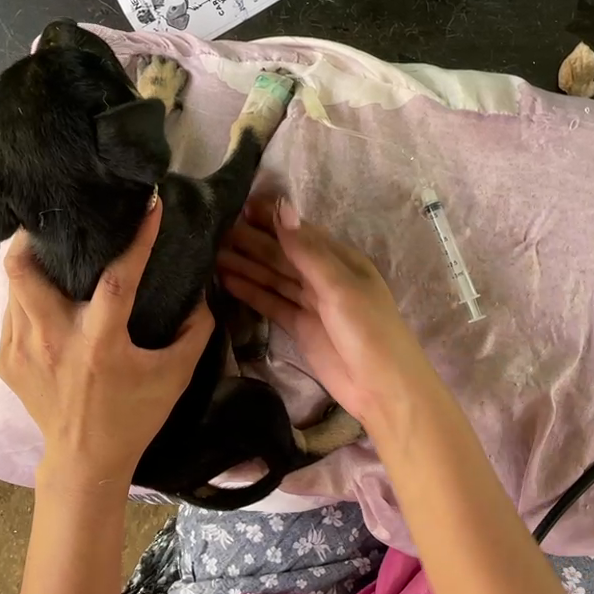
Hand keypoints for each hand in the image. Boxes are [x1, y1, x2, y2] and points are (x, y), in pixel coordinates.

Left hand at [0, 198, 213, 489]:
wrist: (85, 460)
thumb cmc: (135, 415)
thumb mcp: (176, 374)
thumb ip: (195, 329)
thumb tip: (199, 291)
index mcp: (98, 343)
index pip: (117, 277)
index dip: (138, 239)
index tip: (150, 206)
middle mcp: (52, 339)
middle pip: (23, 269)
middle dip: (34, 236)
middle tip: (57, 223)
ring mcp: (22, 349)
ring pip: (13, 286)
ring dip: (31, 263)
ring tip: (51, 252)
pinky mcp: (6, 360)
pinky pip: (13, 313)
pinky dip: (29, 297)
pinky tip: (47, 298)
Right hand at [216, 197, 439, 432]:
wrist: (382, 388)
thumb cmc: (369, 330)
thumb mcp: (339, 286)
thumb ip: (307, 250)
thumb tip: (281, 207)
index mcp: (341, 260)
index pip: (299, 232)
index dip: (271, 219)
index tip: (238, 205)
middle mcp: (324, 277)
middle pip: (282, 254)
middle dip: (252, 241)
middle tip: (214, 230)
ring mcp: (311, 303)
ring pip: (273, 277)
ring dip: (246, 264)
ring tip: (211, 252)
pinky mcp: (299, 327)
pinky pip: (271, 302)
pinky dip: (250, 291)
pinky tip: (226, 280)